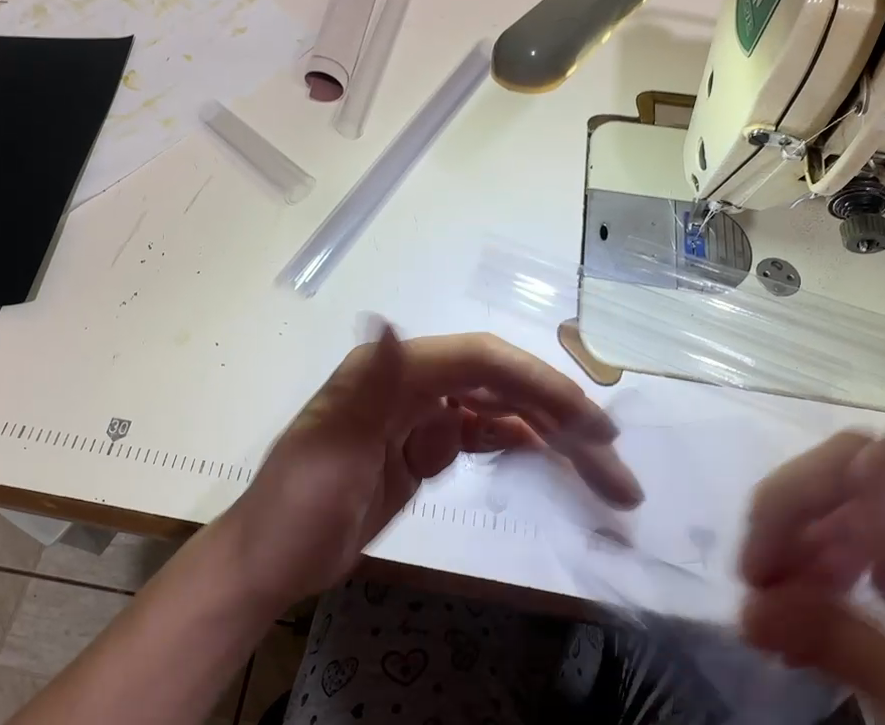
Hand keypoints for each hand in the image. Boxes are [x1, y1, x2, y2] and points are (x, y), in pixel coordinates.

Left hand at [219, 325, 641, 607]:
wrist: (269, 563)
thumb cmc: (296, 507)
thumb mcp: (330, 450)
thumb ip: (369, 387)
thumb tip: (387, 321)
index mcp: (391, 372)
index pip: (481, 363)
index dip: (539, 384)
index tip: (590, 425)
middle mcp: (411, 383)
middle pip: (500, 386)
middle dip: (561, 418)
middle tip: (614, 462)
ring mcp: (420, 417)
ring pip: (499, 412)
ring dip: (550, 438)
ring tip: (602, 475)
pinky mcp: (424, 450)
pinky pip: (482, 436)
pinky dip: (520, 445)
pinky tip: (552, 460)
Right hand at [739, 417, 884, 724]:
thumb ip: (855, 650)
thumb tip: (749, 609)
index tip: (847, 525)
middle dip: (812, 500)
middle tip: (758, 560)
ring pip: (861, 500)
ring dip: (799, 532)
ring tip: (763, 588)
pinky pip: (861, 549)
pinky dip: (815, 567)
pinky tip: (792, 606)